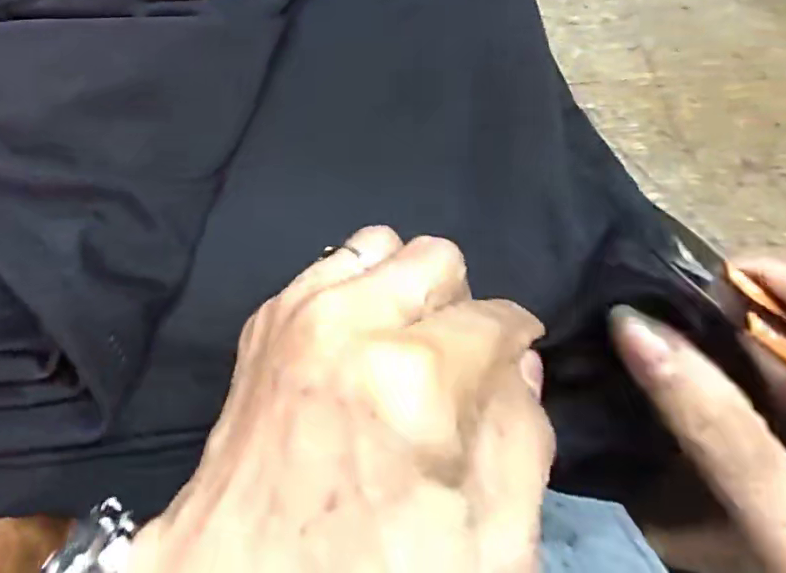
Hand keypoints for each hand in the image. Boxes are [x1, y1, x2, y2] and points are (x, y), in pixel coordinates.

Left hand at [131, 226, 552, 572]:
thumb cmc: (375, 571)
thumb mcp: (489, 547)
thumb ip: (522, 440)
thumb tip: (518, 362)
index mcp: (412, 376)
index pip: (494, 317)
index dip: (515, 337)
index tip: (511, 353)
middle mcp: (349, 321)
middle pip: (435, 256)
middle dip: (456, 304)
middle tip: (450, 359)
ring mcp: (297, 313)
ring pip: (378, 245)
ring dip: (401, 287)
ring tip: (401, 344)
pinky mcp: (264, 320)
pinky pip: (329, 266)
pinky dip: (354, 291)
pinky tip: (355, 344)